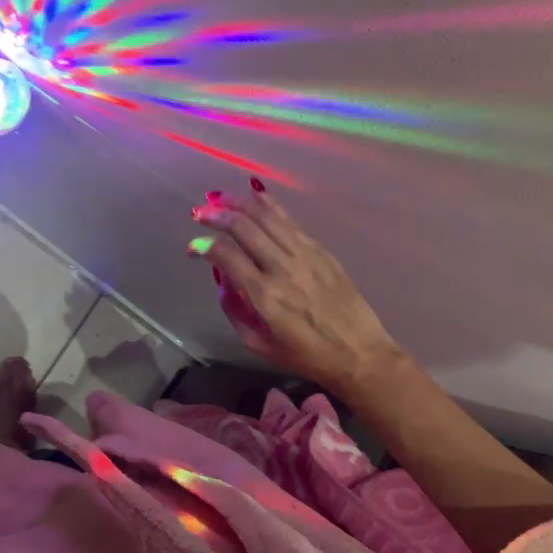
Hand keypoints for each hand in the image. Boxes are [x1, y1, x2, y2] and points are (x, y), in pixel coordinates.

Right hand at [188, 186, 401, 391]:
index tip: (193, 248)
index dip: (202, 246)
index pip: (225, 255)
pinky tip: (254, 196)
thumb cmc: (306, 355)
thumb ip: (234, 310)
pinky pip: (289, 220)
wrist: (360, 353)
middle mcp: (282, 268)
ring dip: (239, 202)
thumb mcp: (259, 344)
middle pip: (243, 227)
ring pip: (266, 216)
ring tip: (220, 197)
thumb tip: (223, 279)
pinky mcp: (320, 250)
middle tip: (199, 213)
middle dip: (215, 215)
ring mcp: (304, 255)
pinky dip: (268, 205)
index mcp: (264, 295)